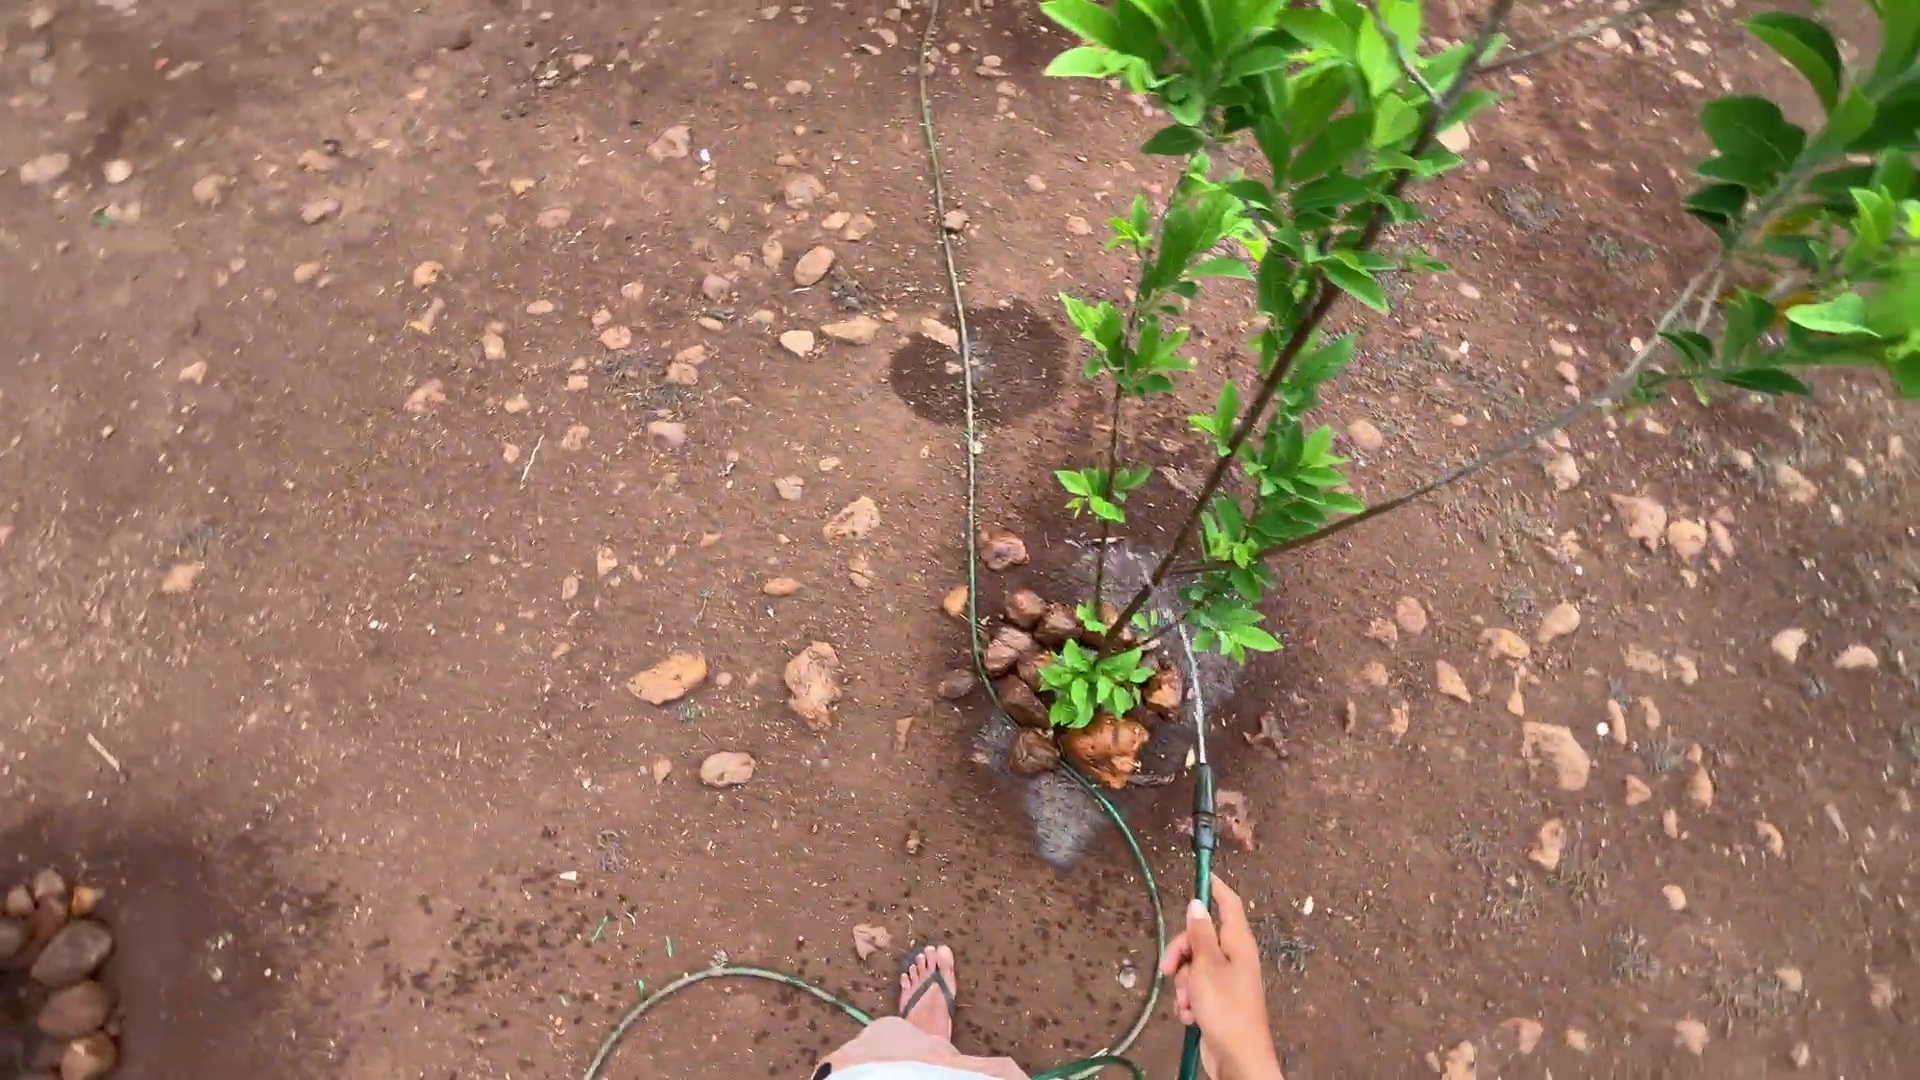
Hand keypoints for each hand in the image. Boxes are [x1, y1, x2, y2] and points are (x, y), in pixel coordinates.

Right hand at [1159, 875, 1282, 1079]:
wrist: (1239, 1061)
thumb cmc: (1226, 1008)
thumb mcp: (1207, 965)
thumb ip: (1199, 933)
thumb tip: (1197, 903)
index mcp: (1237, 943)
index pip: (1229, 904)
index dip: (1216, 887)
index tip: (1202, 873)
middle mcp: (1234, 957)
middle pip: (1201, 936)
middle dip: (1181, 951)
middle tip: (1169, 967)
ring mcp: (1227, 980)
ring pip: (1195, 963)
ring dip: (1183, 980)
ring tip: (1185, 1001)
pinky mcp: (1218, 1001)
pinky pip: (1197, 987)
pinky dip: (1189, 998)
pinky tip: (1188, 1014)